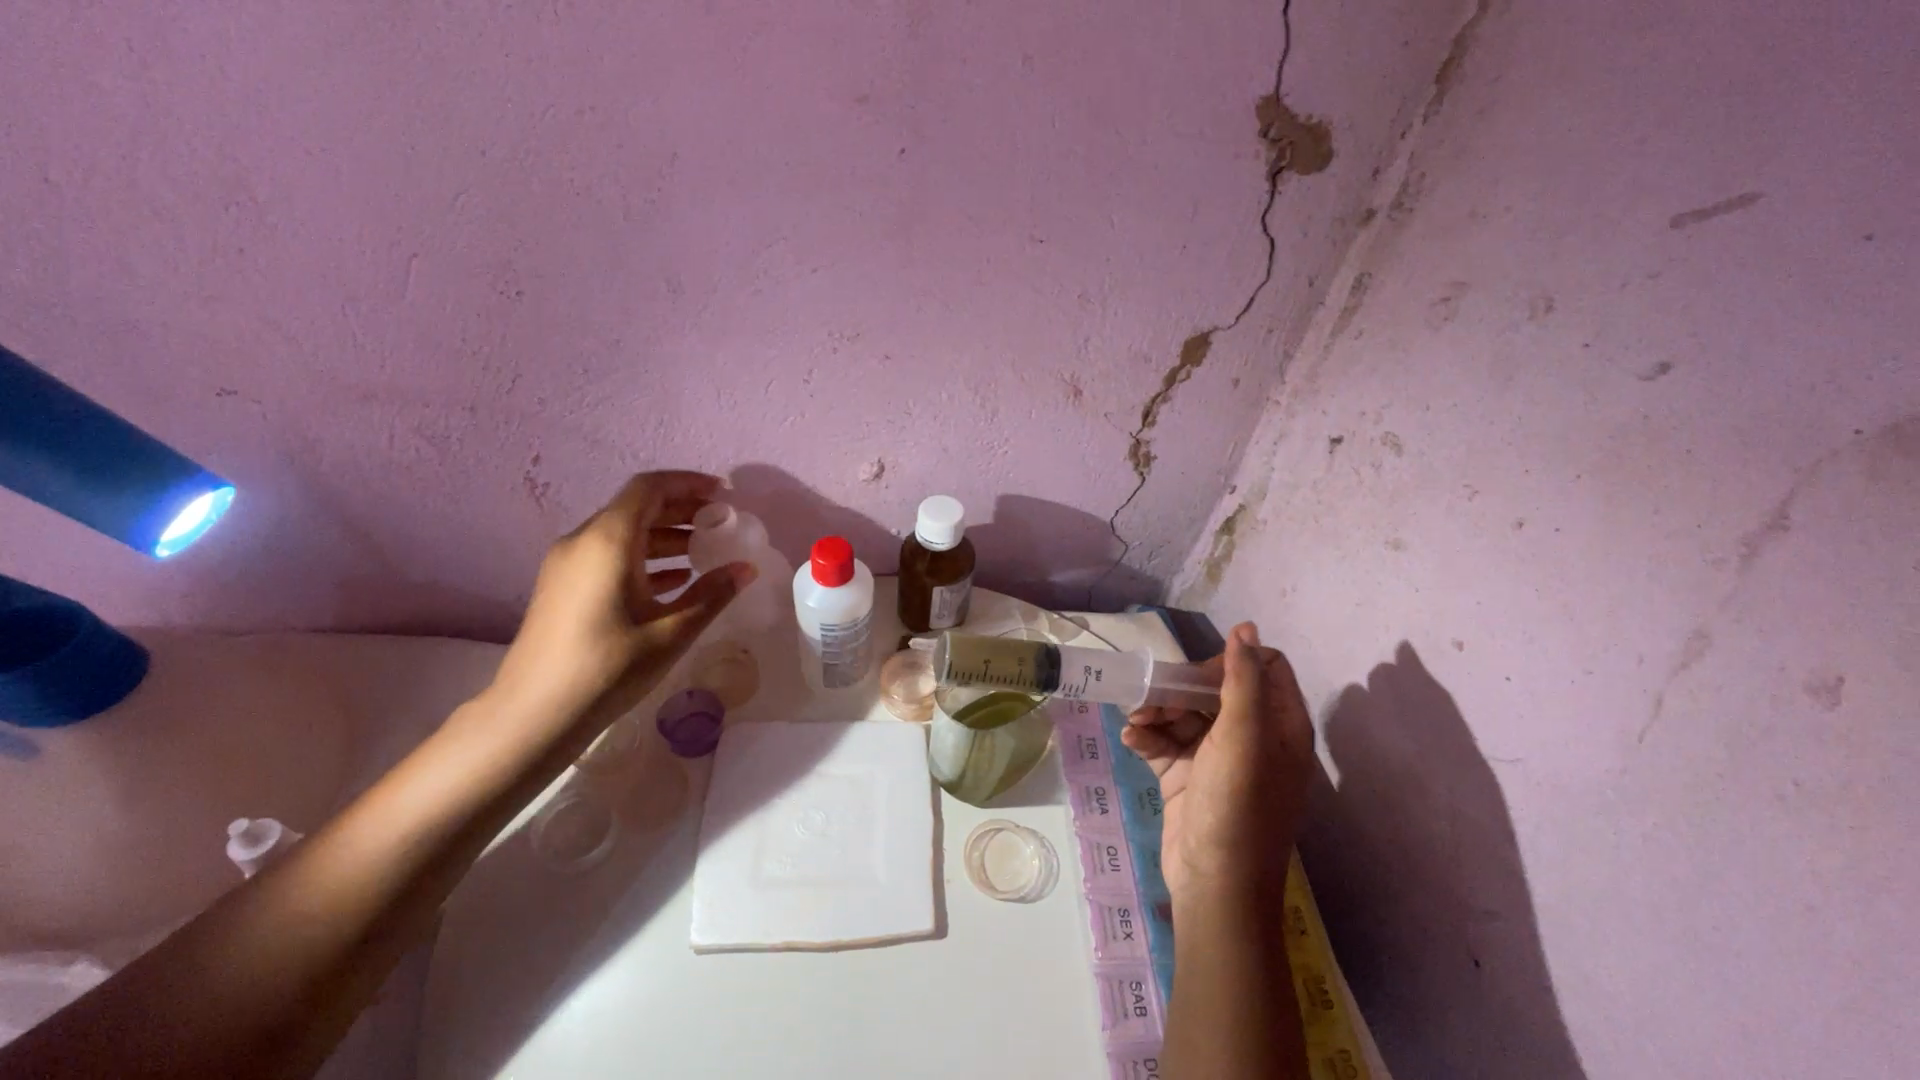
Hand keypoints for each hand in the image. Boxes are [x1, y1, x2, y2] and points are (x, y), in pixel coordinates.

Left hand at [484, 471, 755, 733]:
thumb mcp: (670, 632)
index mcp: (608, 541)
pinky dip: (645, 558)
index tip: (725, 495)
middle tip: (723, 524)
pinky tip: (674, 581)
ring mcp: (568, 564)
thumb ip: (711, 595)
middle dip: (682, 510)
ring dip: (665, 536)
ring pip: (623, 533)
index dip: (690, 484)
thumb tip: (746, 568)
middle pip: (637, 507)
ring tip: (706, 553)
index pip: (650, 488)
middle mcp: (583, 541)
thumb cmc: (607, 669)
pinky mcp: (563, 587)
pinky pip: (610, 555)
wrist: (533, 714)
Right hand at [1121, 622, 1314, 904]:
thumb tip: (1245, 627)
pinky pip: (1165, 743)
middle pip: (1214, 689)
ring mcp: (1218, 759)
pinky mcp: (1187, 778)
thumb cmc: (1237, 805)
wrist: (1214, 883)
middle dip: (1179, 689)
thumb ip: (1242, 679)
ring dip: (1156, 712)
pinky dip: (1148, 738)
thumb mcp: (1243, 737)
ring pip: (1184, 714)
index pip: (1262, 668)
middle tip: (1151, 698)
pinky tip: (1131, 741)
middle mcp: (1253, 737)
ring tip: (1135, 723)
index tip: (1198, 676)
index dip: (1228, 662)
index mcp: (1280, 725)